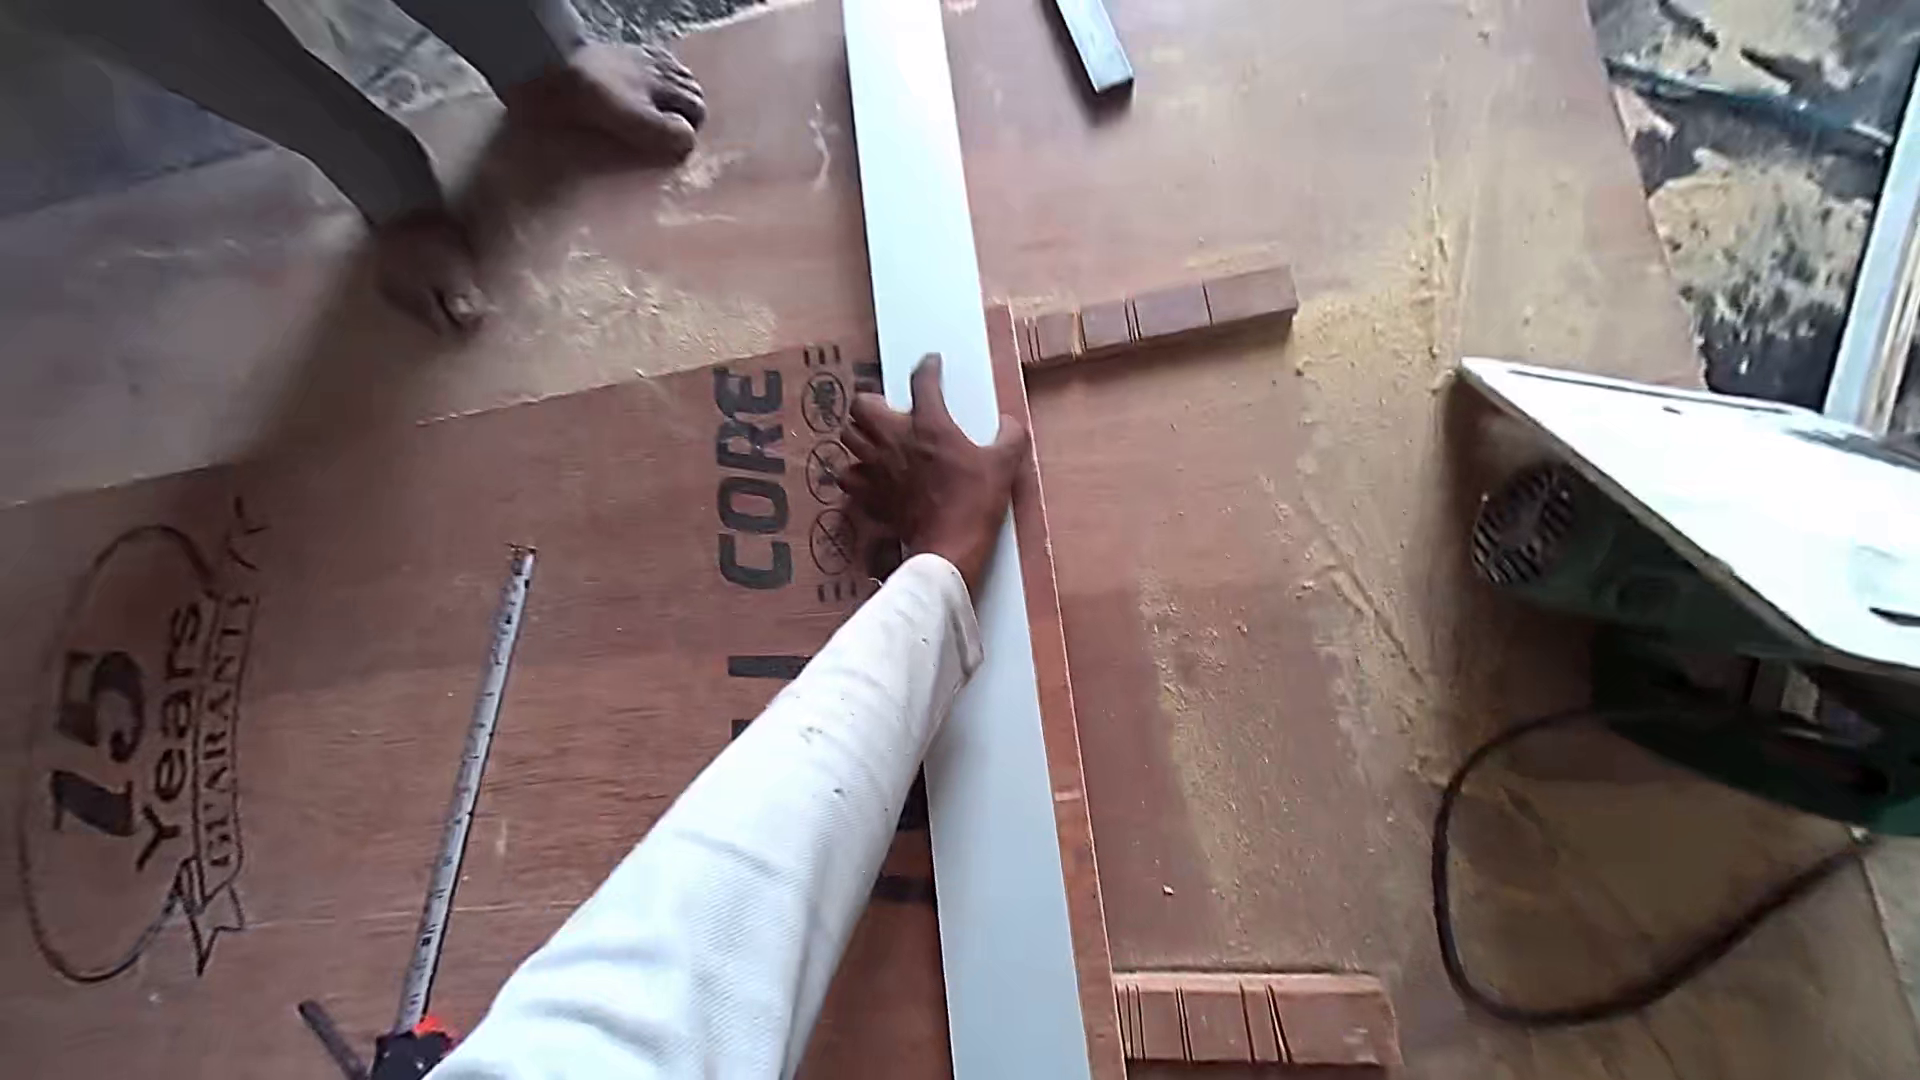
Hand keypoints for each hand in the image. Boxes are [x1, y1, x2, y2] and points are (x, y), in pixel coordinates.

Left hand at [841, 355, 1028, 596]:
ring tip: (875, 438)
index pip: (922, 381)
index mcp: (930, 425)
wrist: (949, 546)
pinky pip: (846, 475)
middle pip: (863, 404)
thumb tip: (1009, 423)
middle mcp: (895, 439)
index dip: (927, 367)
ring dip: (859, 433)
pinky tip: (867, 474)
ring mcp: (876, 467)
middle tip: (890, 410)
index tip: (931, 364)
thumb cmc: (975, 503)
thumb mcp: (1003, 466)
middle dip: (873, 401)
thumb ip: (1010, 437)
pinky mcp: (868, 493)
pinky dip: (853, 471)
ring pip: (848, 436)